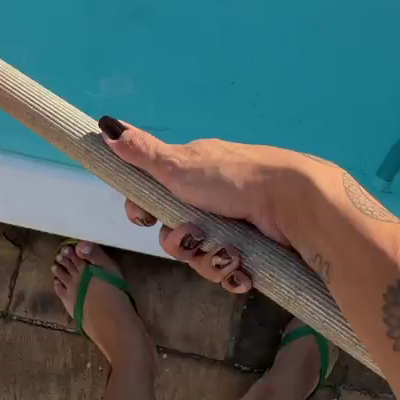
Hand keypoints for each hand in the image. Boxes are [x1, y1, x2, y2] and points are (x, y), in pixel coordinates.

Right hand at [98, 117, 337, 292]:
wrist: (292, 201)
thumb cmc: (231, 177)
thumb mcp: (178, 164)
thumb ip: (141, 152)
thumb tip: (106, 124)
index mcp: (191, 176)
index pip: (153, 200)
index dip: (144, 213)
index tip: (144, 218)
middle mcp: (210, 200)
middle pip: (175, 235)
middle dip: (181, 244)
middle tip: (195, 238)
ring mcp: (232, 225)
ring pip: (200, 257)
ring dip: (210, 261)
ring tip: (230, 255)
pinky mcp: (253, 250)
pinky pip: (228, 272)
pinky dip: (233, 275)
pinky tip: (243, 272)